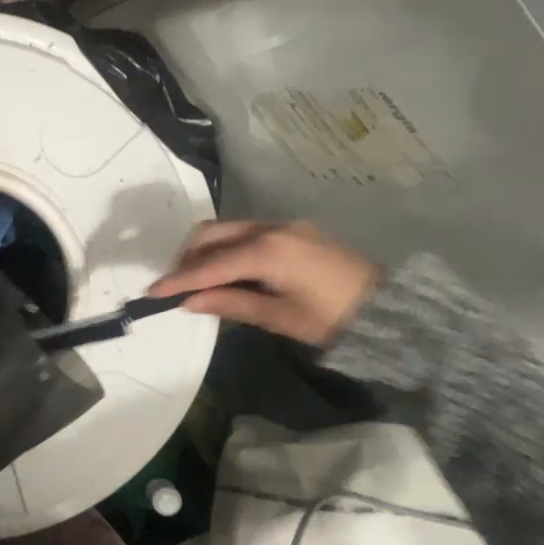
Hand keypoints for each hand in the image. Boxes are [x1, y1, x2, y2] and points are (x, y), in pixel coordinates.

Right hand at [149, 221, 380, 346]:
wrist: (392, 310)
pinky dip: (226, 248)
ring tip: (198, 279)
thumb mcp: (281, 318)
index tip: (151, 292)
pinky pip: (245, 232)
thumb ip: (231, 304)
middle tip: (175, 284)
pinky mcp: (292, 230)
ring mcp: (282, 226)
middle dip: (187, 257)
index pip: (210, 265)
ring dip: (205, 251)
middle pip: (211, 234)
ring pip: (227, 229)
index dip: (179, 279)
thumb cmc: (334, 319)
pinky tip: (227, 270)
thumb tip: (189, 301)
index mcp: (267, 251)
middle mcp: (270, 228)